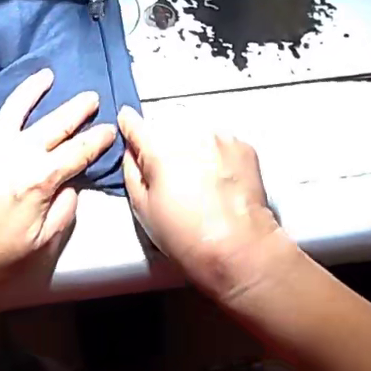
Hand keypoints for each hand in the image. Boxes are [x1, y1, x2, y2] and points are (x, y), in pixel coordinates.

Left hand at [0, 71, 115, 309]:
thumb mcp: (38, 243)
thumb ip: (62, 212)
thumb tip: (71, 187)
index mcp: (40, 179)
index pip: (78, 152)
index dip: (97, 140)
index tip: (110, 129)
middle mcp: (17, 153)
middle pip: (54, 124)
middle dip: (77, 109)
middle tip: (91, 97)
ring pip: (15, 107)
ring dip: (33, 89)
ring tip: (46, 74)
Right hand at [117, 105, 299, 302]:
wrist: (240, 248)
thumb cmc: (190, 236)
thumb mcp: (143, 208)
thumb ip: (131, 170)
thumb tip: (131, 153)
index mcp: (159, 149)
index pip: (134, 121)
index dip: (129, 125)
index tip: (128, 125)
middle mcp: (189, 134)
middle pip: (165, 122)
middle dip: (162, 139)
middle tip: (167, 169)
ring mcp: (218, 137)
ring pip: (193, 128)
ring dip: (190, 142)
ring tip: (196, 175)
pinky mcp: (241, 145)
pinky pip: (219, 139)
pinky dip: (215, 151)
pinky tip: (216, 176)